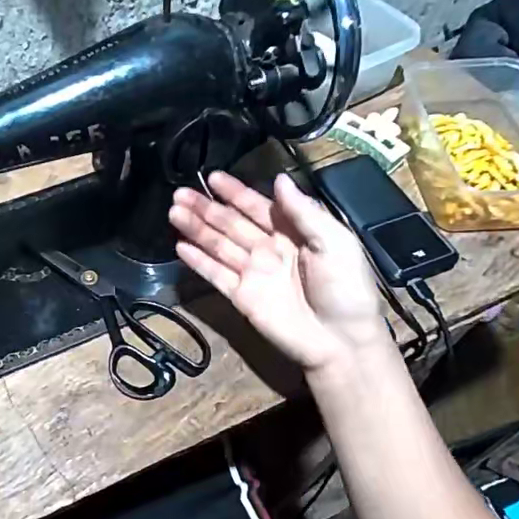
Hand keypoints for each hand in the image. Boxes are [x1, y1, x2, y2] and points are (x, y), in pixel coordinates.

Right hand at [169, 171, 390, 371]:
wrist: (341, 341)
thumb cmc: (345, 289)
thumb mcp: (336, 242)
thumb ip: (304, 212)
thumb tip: (279, 180)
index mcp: (292, 232)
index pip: (257, 206)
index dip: (234, 192)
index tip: (213, 177)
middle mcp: (268, 249)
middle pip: (231, 223)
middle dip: (206, 208)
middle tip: (180, 193)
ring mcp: (252, 273)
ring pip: (218, 245)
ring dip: (196, 229)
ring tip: (173, 212)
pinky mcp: (241, 297)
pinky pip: (215, 275)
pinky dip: (198, 261)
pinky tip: (180, 247)